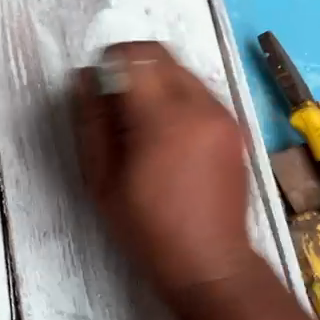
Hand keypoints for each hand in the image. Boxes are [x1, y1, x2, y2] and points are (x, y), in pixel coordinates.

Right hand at [75, 41, 262, 295]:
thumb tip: (83, 78)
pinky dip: (179, 97)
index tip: (98, 80)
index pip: (134, 56)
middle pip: (161, 55)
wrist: (210, 264)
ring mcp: (223, 116)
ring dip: (157, 80)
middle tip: (115, 97)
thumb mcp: (101, 179)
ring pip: (183, 71)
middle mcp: (198, 106)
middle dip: (132, 64)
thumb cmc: (146, 227)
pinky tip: (168, 133)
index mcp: (161, 117)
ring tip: (141, 118)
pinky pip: (201, 93)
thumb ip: (90, 121)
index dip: (109, 59)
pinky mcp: (236, 128)